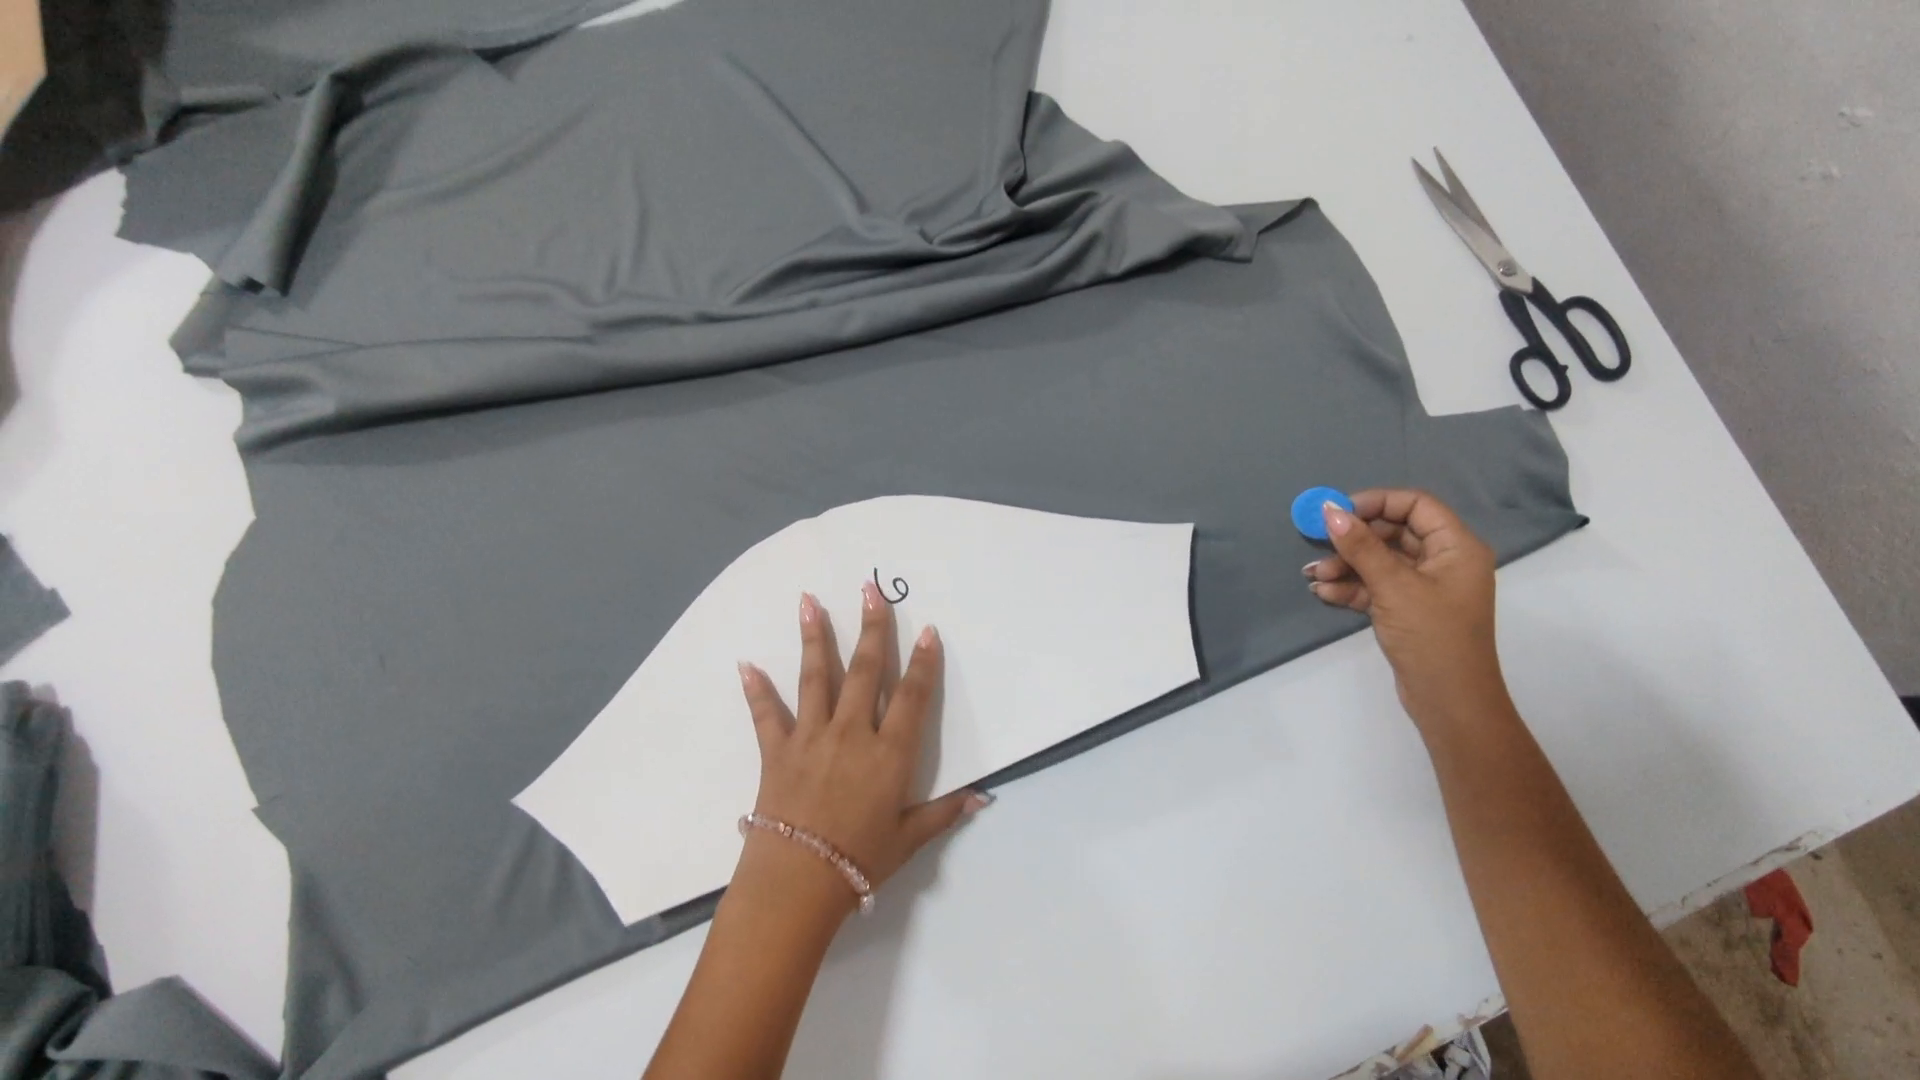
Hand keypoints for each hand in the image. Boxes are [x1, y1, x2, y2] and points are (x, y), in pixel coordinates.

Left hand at [737, 582, 987, 911]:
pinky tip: (745, 663)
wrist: (798, 880)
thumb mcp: (910, 839)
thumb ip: (945, 812)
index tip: (928, 631)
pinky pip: (766, 713)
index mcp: (889, 752)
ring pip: (816, 677)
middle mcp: (851, 733)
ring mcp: (811, 737)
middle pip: (865, 670)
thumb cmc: (860, 861)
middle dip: (871, 628)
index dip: (923, 663)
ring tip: (809, 600)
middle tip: (869, 589)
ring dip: (815, 636)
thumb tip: (984, 796)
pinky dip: (756, 689)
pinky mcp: (777, 750)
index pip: (912, 697)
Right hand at [1303, 489, 1508, 729]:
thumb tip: (1330, 511)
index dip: (1376, 502)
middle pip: (1393, 532)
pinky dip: (1351, 586)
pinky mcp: (1408, 609)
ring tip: (1313, 575)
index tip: (1338, 512)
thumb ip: (1361, 547)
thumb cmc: (1432, 636)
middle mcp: (1443, 561)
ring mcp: (1425, 587)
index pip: (1416, 505)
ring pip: (1380, 561)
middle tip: (1318, 543)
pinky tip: (1323, 592)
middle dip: (1353, 539)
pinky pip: (1376, 586)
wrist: (1449, 700)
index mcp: (1456, 547)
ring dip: (1346, 565)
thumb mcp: (1393, 587)